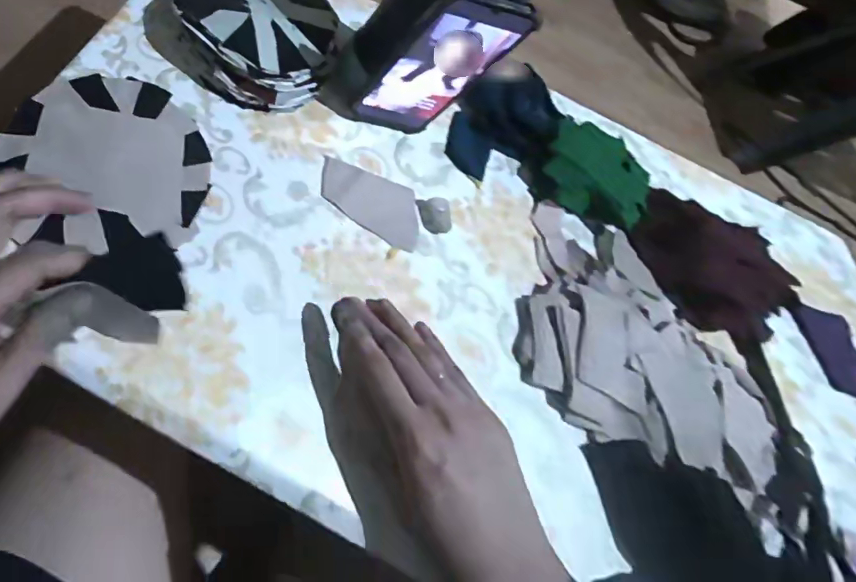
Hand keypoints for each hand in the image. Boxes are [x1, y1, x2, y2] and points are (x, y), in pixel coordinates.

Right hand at [333, 298, 569, 581]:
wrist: (512, 560)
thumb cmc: (444, 534)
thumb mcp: (401, 493)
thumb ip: (380, 436)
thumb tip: (360, 390)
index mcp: (415, 437)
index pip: (379, 372)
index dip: (358, 339)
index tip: (343, 316)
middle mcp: (442, 413)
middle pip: (401, 355)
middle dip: (372, 324)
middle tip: (352, 300)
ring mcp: (469, 409)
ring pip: (427, 355)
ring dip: (400, 324)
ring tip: (380, 302)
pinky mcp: (488, 413)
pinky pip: (454, 369)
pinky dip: (434, 344)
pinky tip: (420, 327)